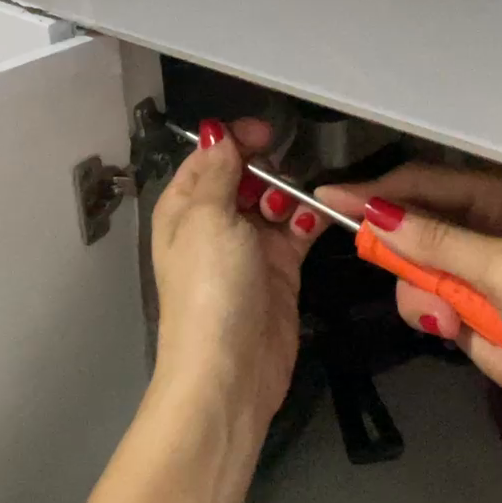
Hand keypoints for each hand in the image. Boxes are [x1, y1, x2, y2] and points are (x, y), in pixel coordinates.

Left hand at [150, 118, 328, 426]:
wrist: (230, 371)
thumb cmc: (210, 286)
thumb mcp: (206, 217)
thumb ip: (217, 170)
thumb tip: (215, 131)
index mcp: (185, 206)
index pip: (210, 156)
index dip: (235, 140)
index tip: (267, 134)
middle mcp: (214, 221)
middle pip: (244, 175)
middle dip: (266, 169)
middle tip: (278, 183)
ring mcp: (249, 246)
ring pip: (274, 200)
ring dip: (289, 195)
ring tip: (292, 209)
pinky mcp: (280, 268)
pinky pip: (298, 229)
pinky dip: (309, 219)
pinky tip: (316, 219)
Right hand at [317, 164, 501, 428]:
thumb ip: (433, 245)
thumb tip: (372, 211)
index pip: (418, 188)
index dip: (370, 198)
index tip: (323, 204)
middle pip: (428, 258)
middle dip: (438, 300)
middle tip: (450, 320)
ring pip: (457, 310)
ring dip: (488, 343)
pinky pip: (491, 342)